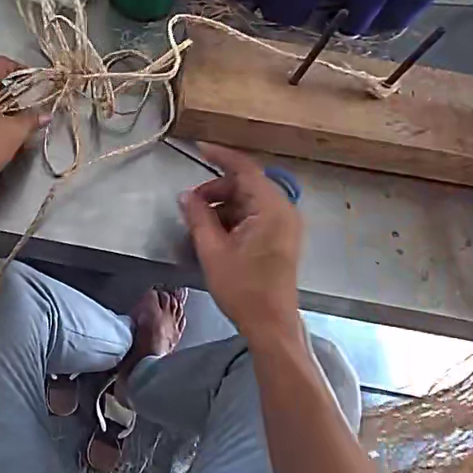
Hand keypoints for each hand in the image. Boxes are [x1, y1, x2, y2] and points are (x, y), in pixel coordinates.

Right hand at [177, 143, 303, 341]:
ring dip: (224, 205)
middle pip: (247, 184)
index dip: (221, 156)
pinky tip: (216, 232)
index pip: (246, 170)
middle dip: (217, 189)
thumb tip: (186, 196)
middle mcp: (284, 210)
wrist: (271, 323)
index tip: (199, 148)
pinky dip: (235, 217)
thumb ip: (198, 218)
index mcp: (272, 209)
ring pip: (250, 200)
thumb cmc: (243, 289)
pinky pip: (256, 215)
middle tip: (191, 204)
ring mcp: (285, 224)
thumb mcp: (213, 252)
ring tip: (199, 222)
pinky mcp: (282, 238)